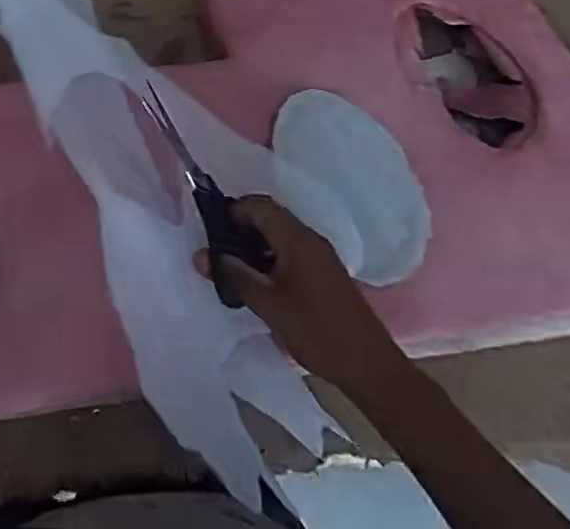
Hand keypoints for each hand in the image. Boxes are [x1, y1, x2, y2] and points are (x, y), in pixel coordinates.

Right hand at [195, 196, 408, 394]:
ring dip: (255, 242)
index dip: (233, 210)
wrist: (367, 363)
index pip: (261, 206)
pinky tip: (257, 279)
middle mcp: (310, 238)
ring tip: (231, 265)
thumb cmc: (316, 329)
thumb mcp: (268, 304)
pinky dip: (270, 256)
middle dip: (242, 226)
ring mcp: (320, 255)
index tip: (209, 227)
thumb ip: (235, 275)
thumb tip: (202, 255)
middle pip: (271, 217)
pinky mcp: (323, 272)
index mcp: (297, 238)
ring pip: (280, 235)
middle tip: (216, 247)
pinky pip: (291, 250)